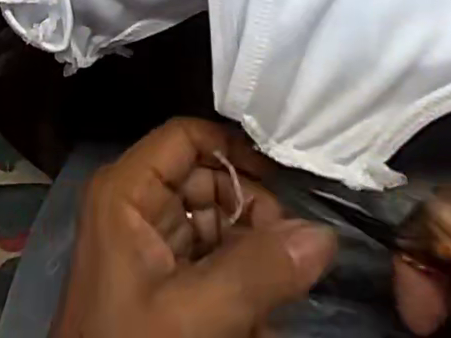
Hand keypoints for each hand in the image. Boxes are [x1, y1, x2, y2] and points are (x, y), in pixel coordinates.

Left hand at [52, 118, 337, 337]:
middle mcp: (137, 203)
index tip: (281, 180)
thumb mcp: (194, 314)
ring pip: (216, 218)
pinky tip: (255, 315)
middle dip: (250, 210)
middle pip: (207, 177)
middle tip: (284, 250)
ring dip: (250, 249)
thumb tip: (323, 234)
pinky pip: (211, 256)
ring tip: (273, 290)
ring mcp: (150, 239)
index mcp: (127, 189)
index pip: (187, 136)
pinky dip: (238, 278)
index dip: (233, 148)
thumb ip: (259, 271)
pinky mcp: (163, 274)